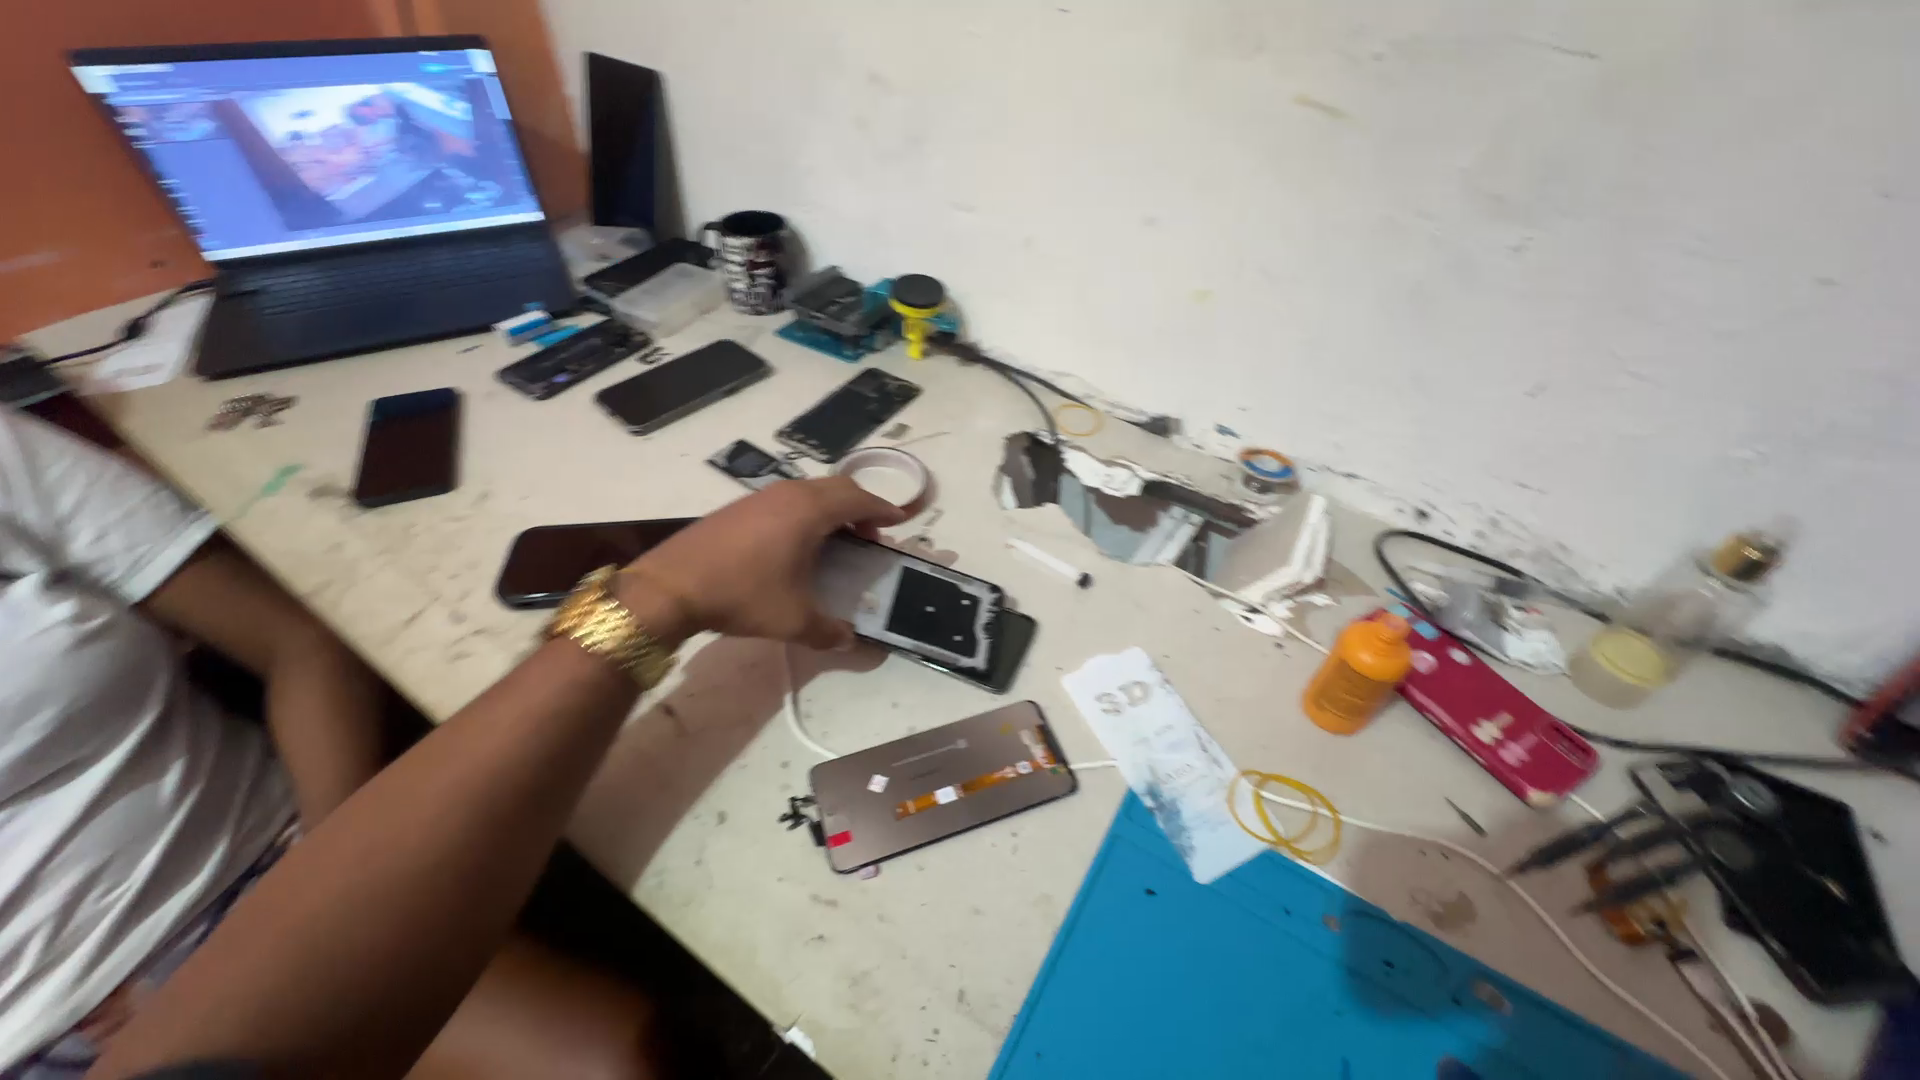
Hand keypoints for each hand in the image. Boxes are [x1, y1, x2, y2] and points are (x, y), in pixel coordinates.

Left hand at [617, 477, 904, 649]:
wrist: (670, 587)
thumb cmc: (741, 595)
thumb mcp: (792, 620)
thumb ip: (828, 631)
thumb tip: (849, 642)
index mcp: (810, 511)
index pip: (860, 500)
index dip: (884, 510)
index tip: (901, 521)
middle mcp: (788, 494)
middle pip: (838, 488)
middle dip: (861, 507)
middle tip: (872, 535)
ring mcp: (760, 497)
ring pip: (810, 491)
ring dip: (832, 510)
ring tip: (838, 540)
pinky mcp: (739, 507)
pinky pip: (787, 500)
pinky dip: (806, 513)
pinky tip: (797, 543)